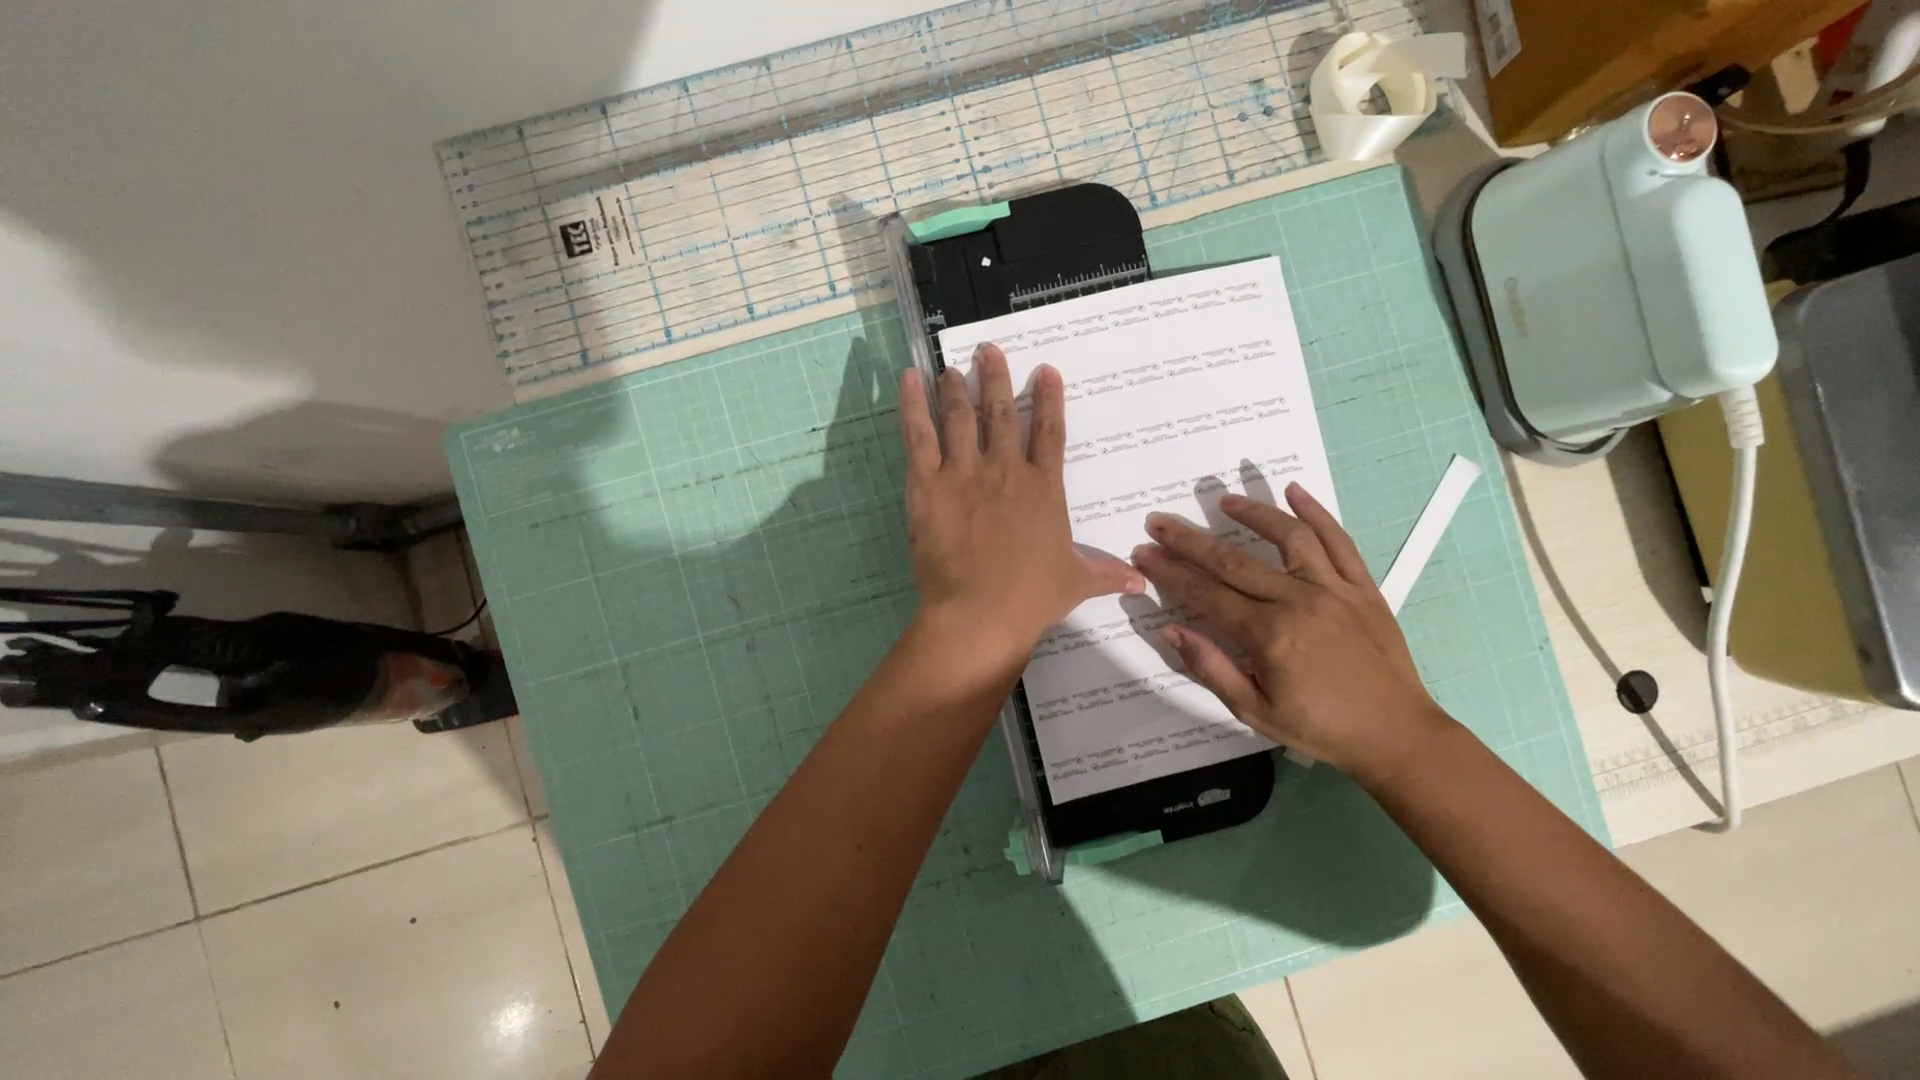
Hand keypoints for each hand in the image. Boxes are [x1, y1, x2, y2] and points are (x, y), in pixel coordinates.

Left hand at [897, 344, 1143, 667]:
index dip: (1049, 400)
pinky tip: (910, 380)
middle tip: (988, 350)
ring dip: (957, 388)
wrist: (980, 613)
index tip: (1046, 371)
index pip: (1050, 433)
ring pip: (960, 417)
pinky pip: (918, 435)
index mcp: (1043, 488)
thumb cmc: (1031, 598)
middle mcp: (1005, 470)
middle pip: (1002, 413)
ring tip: (952, 367)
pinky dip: (912, 405)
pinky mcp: (927, 484)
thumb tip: (1140, 582)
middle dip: (996, 378)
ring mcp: (965, 472)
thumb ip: (1106, 575)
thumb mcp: (1075, 583)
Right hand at [1130, 484, 1448, 777]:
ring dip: (1253, 513)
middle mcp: (1299, 602)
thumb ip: (1210, 668)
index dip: (1170, 573)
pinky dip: (1317, 513)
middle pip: (1234, 562)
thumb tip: (1171, 631)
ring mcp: (1335, 590)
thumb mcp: (1254, 710)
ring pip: (1288, 538)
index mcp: (1269, 636)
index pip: (1206, 595)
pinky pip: (1339, 541)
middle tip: (1160, 522)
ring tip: (1224, 500)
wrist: (1396, 734)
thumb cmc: (1320, 728)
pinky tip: (1294, 491)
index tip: (1144, 554)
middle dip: (1190, 541)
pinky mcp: (1364, 587)